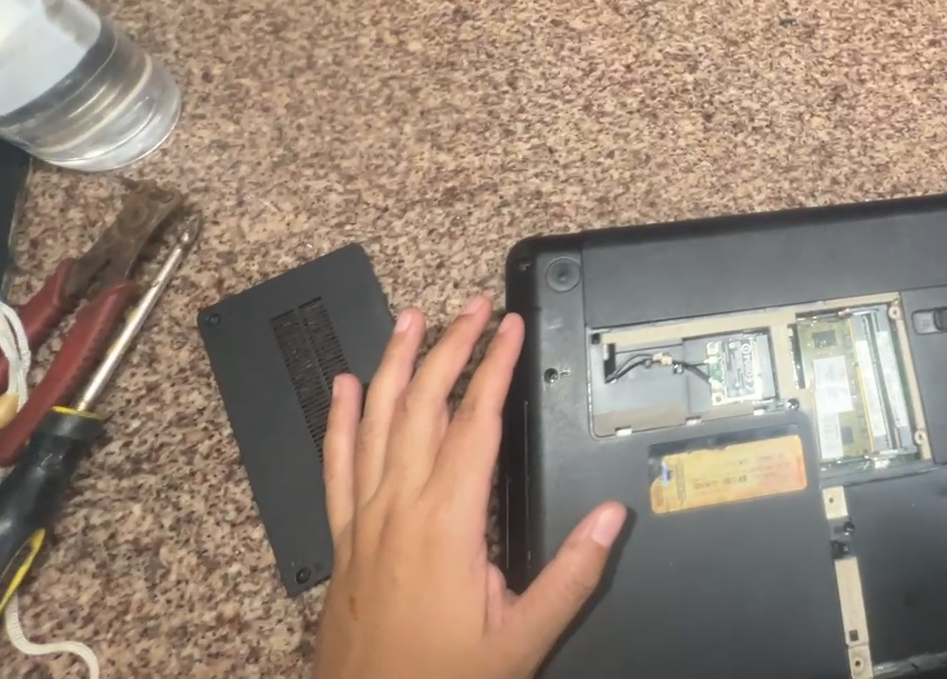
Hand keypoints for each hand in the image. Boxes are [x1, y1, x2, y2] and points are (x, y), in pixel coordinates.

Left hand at [313, 298, 627, 678]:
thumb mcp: (524, 639)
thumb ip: (572, 575)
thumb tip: (611, 516)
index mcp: (447, 523)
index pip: (476, 421)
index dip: (496, 366)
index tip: (510, 326)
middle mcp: (399, 509)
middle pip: (423, 404)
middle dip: (450, 346)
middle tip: (473, 306)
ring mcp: (364, 521)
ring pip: (375, 421)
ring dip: (394, 364)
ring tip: (410, 319)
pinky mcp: (344, 541)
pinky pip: (335, 466)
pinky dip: (339, 420)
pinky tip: (343, 387)